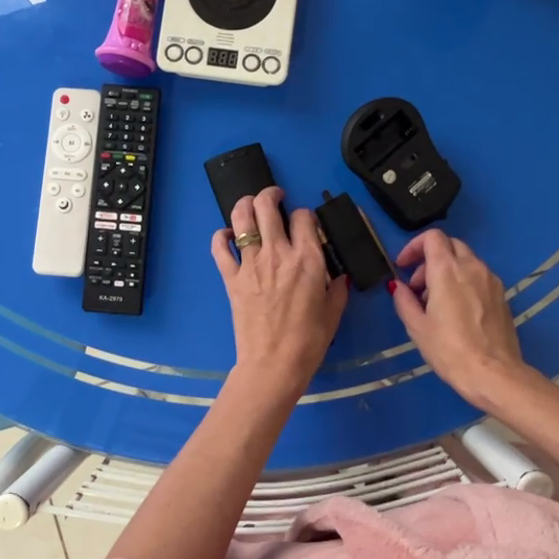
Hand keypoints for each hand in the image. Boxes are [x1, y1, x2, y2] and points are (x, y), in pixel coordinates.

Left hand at [211, 187, 348, 393]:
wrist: (274, 364)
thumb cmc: (308, 342)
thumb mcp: (334, 312)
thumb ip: (337, 288)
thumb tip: (339, 276)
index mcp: (308, 259)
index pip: (304, 217)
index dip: (306, 216)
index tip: (305, 225)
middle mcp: (278, 253)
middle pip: (267, 205)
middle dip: (271, 195)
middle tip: (275, 198)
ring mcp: (251, 264)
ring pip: (241, 218)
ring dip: (245, 204)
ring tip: (251, 206)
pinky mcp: (231, 278)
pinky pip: (219, 248)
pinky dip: (220, 237)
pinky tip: (227, 236)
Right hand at [389, 230, 530, 408]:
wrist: (493, 373)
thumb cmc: (449, 350)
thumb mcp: (417, 327)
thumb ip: (404, 300)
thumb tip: (399, 287)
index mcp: (448, 270)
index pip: (432, 237)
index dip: (414, 246)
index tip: (403, 267)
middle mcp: (472, 267)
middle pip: (450, 245)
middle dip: (429, 260)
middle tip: (417, 287)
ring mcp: (491, 279)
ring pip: (465, 261)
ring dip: (447, 272)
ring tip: (436, 302)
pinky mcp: (502, 295)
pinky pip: (478, 277)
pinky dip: (463, 282)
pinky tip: (457, 311)